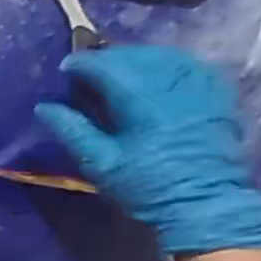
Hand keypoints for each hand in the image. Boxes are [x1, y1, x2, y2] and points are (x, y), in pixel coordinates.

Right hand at [35, 45, 260, 256]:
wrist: (204, 204)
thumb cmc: (145, 186)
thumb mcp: (99, 162)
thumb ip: (72, 129)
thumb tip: (44, 107)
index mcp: (142, 101)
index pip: (107, 66)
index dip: (82, 64)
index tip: (65, 70)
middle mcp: (174, 85)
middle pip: (135, 55)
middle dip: (107, 59)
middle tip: (86, 74)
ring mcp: (201, 86)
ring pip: (162, 55)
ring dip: (135, 59)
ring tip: (115, 74)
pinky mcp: (217, 93)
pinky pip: (187, 64)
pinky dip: (163, 64)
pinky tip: (151, 77)